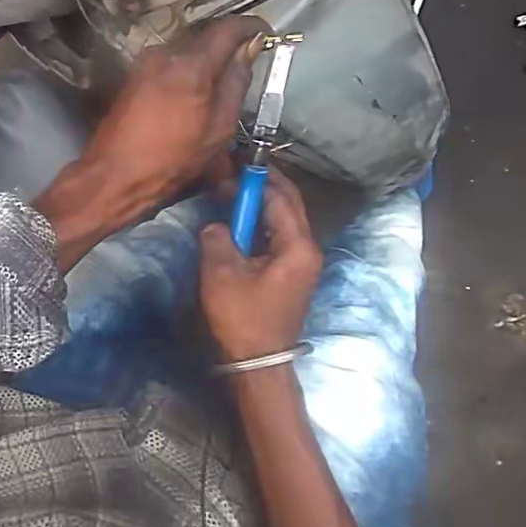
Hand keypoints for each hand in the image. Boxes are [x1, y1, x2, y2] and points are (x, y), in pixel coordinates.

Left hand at [35, 16, 267, 268]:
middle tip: (248, 59)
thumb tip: (248, 48)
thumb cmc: (173, 160)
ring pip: (186, 47)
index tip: (265, 34)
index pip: (227, 28)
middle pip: (205, 34)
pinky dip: (187, 67)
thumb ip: (236, 82)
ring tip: (222, 80)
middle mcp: (165, 52)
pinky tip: (194, 90)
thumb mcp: (219, 127)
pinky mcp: (134, 74)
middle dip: (228, 42)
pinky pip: (169, 60)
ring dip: (206, 56)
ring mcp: (145, 61)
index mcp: (190, 64)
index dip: (250, 27)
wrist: (115, 175)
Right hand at [199, 175, 323, 362]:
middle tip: (239, 169)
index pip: (280, 198)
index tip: (236, 164)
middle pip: (290, 204)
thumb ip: (218, 237)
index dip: (257, 179)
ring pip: (286, 219)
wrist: (259, 362)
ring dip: (264, 203)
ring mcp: (303, 263)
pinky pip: (280, 235)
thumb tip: (217, 225)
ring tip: (237, 190)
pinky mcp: (292, 273)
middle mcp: (308, 249)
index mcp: (298, 246)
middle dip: (266, 185)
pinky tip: (242, 220)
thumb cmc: (242, 317)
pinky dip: (263, 222)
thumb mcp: (221, 273)